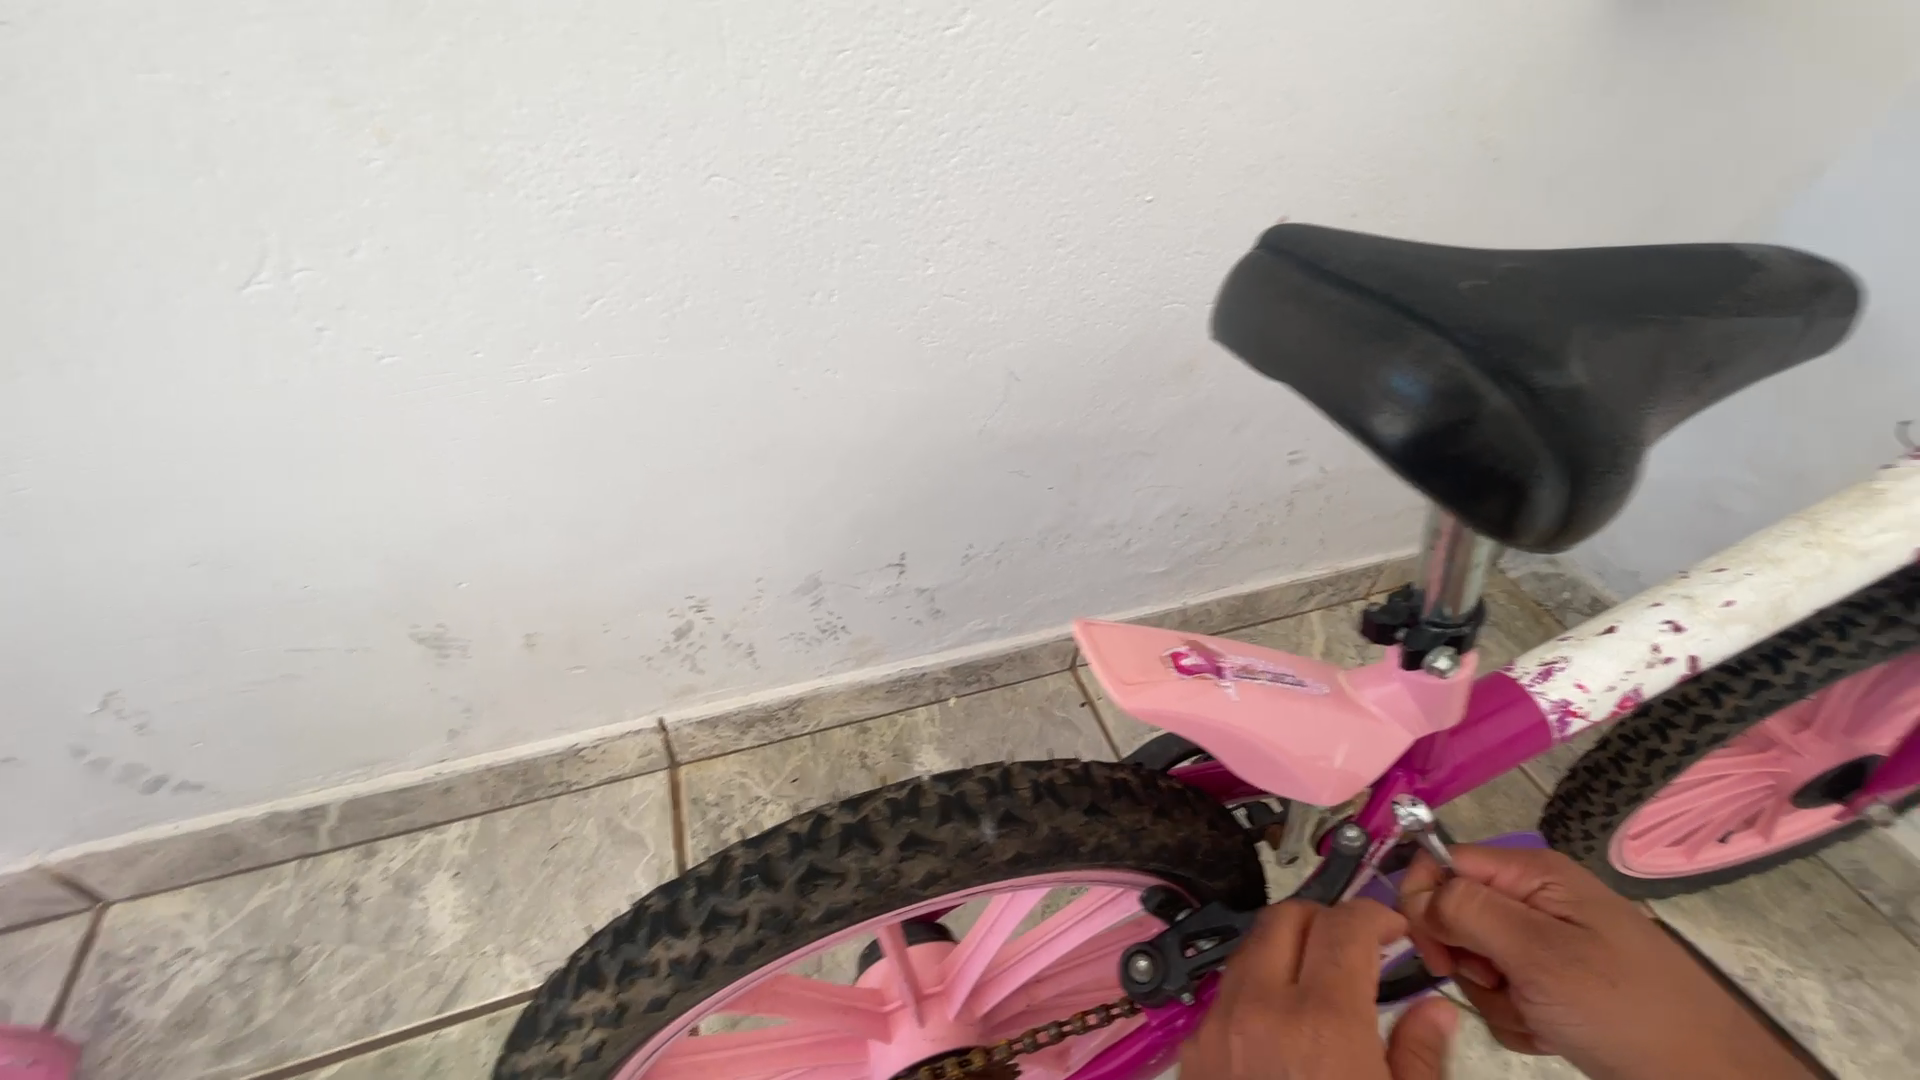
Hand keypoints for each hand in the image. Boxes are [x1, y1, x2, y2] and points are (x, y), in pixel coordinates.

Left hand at [1180, 898, 1456, 1078]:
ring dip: (1289, 948)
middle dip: (1326, 919)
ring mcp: (1217, 1027)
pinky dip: (1259, 985)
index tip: (1395, 927)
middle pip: (1285, 919)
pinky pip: (1227, 992)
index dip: (1375, 915)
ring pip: (1251, 949)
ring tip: (1326, 980)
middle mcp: (1258, 1008)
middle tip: (1360, 945)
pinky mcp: (1194, 1052)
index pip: (1343, 927)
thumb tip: (1433, 1008)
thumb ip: (1419, 1057)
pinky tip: (1286, 1022)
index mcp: (1320, 1023)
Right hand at [1399, 844, 1815, 1079]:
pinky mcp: (1559, 985)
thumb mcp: (1538, 954)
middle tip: (1495, 986)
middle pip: (1455, 911)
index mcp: (1533, 874)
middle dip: (1463, 956)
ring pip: (1477, 957)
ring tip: (1536, 1018)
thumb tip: (1418, 893)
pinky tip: (1549, 1032)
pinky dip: (1516, 1016)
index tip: (1436, 950)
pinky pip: (1505, 991)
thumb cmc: (1625, 1011)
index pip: (1442, 861)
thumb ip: (1465, 909)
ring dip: (1492, 996)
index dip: (1424, 900)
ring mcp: (1550, 944)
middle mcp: (1538, 899)